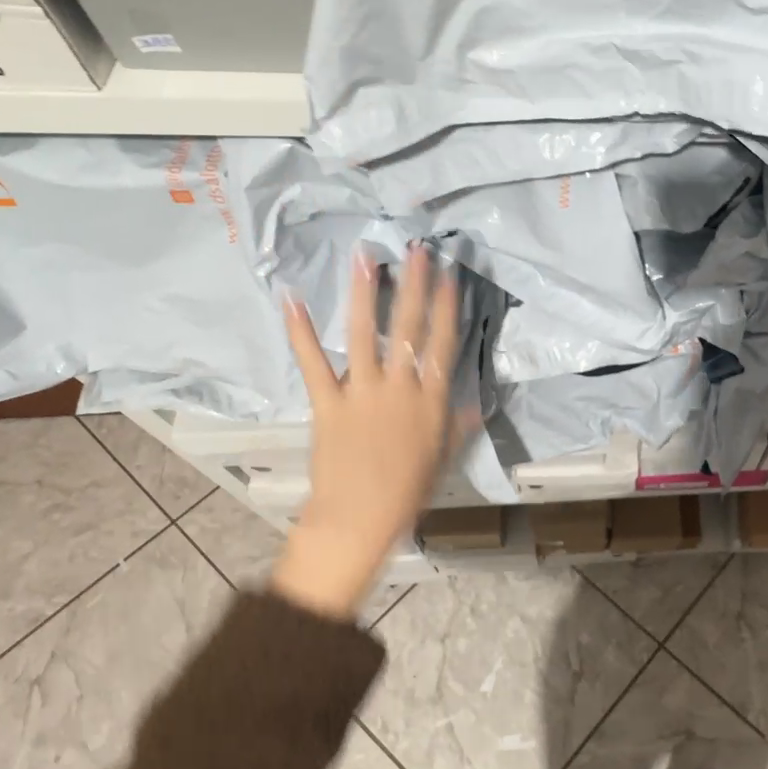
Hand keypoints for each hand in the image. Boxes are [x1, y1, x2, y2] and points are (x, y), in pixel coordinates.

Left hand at [270, 245, 464, 620]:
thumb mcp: (443, 458)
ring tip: (366, 257)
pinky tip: (292, 298)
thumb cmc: (407, 492)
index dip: (448, 306)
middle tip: (417, 250)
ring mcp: (363, 392)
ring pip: (365, 333)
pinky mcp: (328, 402)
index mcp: (432, 400)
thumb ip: (458, 426)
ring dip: (365, 293)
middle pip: (409, 327)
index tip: (450, 275)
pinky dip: (300, 330)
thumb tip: (475, 405)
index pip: (444, 343)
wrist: (359, 518)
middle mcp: (401, 387)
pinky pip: (312, 361)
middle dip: (414, 285)